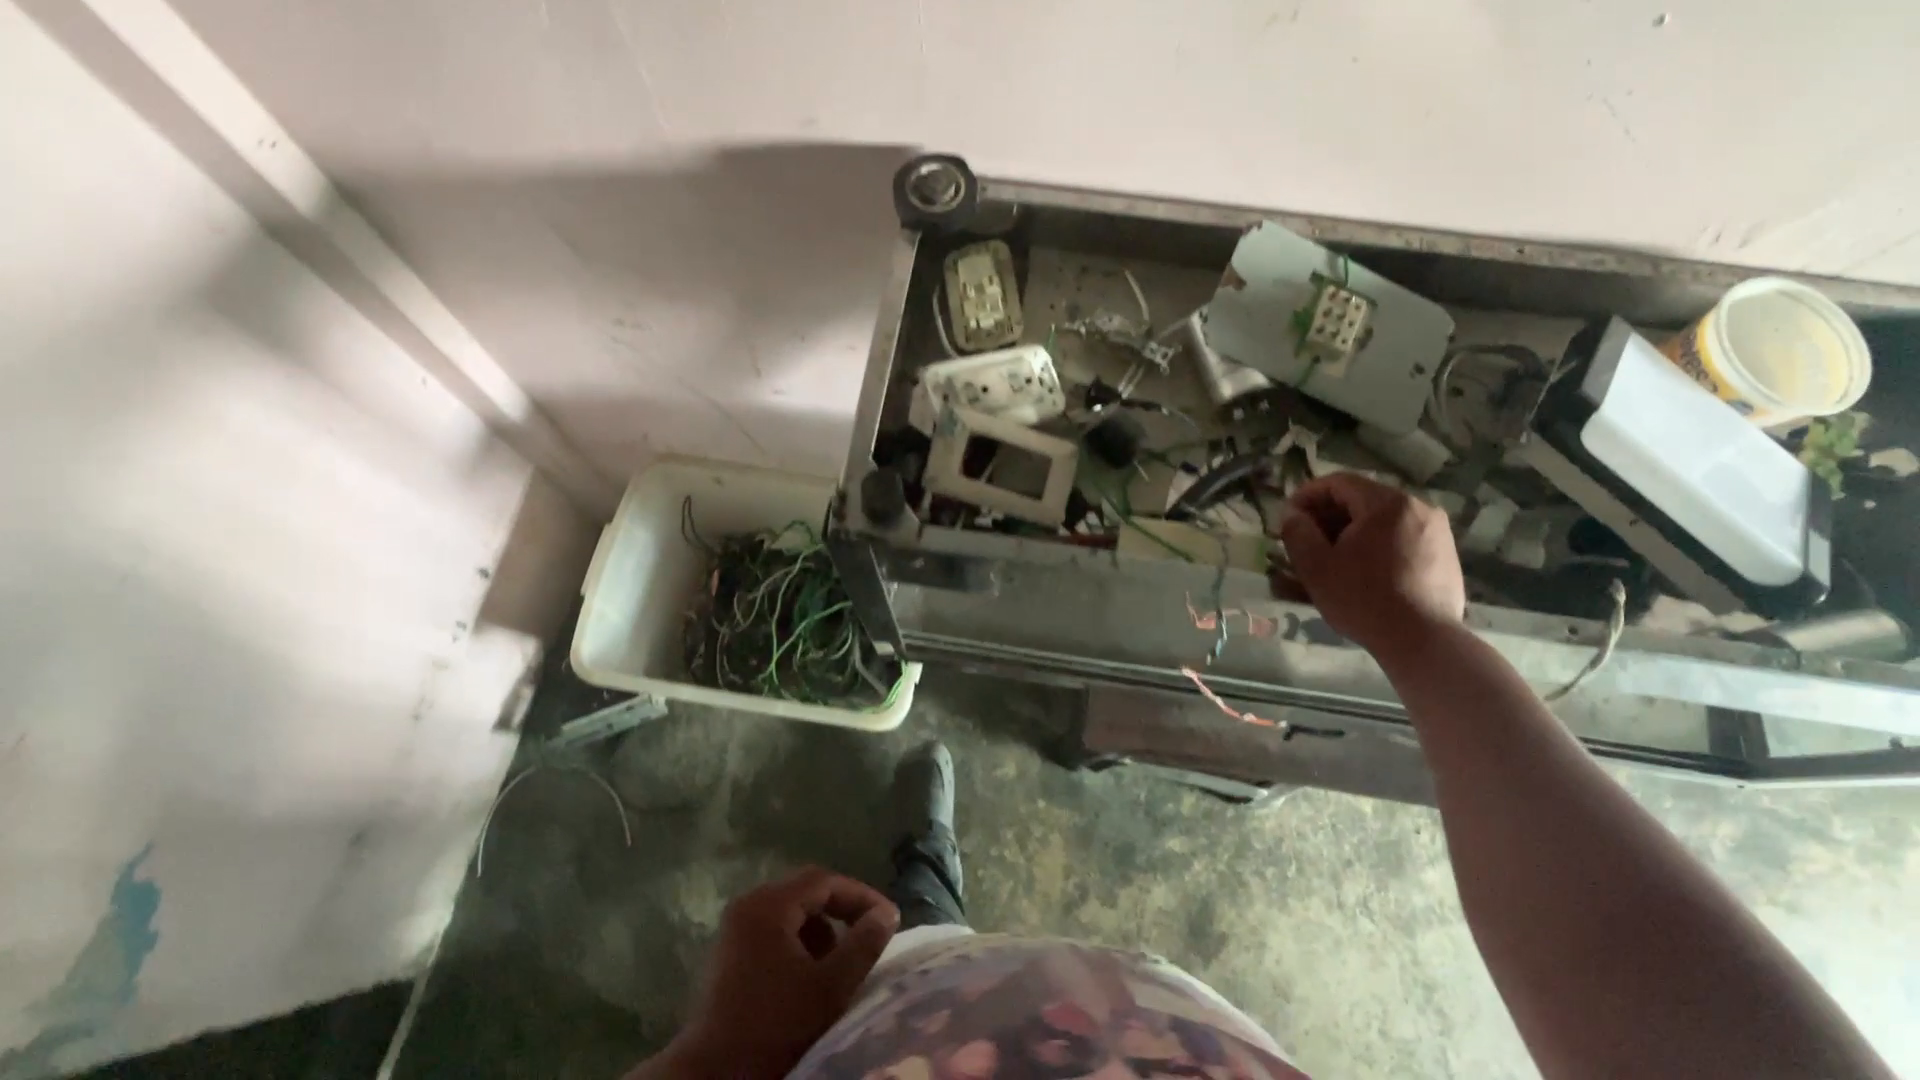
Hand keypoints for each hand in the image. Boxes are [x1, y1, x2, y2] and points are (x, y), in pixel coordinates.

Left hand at [653, 866, 899, 1079]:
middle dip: (842, 911)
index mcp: (768, 905)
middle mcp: (747, 905)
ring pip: (790, 913)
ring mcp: (734, 929)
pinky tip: (811, 976)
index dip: (861, 895)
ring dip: (822, 930)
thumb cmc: (775, 1024)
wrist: (715, 1073)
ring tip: (842, 962)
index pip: (824, 880)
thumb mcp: (831, 986)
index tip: (889, 920)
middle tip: (871, 934)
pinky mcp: (729, 953)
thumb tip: (886, 913)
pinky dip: (799, 944)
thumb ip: (863, 944)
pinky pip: (774, 931)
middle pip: (805, 892)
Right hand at [1273, 473, 1465, 657]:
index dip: (1307, 496)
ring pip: (1383, 520)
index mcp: (1387, 503)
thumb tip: (1293, 515)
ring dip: (1353, 532)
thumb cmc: (1362, 598)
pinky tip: (1364, 571)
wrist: (1421, 639)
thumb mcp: (1316, 566)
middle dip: (1329, 515)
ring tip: (1333, 557)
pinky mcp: (1445, 554)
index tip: (1288, 517)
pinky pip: (1403, 537)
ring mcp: (1437, 531)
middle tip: (1306, 539)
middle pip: (1363, 500)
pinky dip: (1378, 545)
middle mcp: (1418, 507)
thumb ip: (1297, 532)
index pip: (1339, 483)